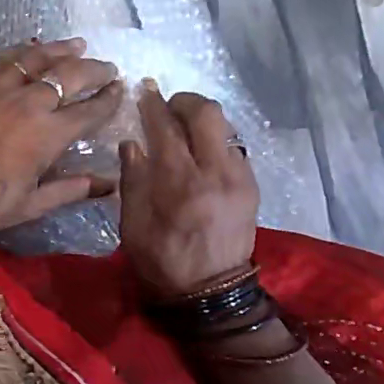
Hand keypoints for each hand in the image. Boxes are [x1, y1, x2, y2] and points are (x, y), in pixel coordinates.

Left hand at [0, 38, 122, 238]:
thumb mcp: (31, 205)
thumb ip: (70, 190)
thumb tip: (107, 184)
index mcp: (48, 135)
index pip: (89, 111)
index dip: (108, 100)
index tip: (120, 92)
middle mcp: (30, 103)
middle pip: (71, 75)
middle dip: (95, 70)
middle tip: (108, 68)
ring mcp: (0, 88)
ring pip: (39, 58)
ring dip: (63, 51)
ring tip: (79, 46)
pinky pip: (6, 58)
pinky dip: (26, 51)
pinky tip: (35, 49)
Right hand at [119, 82, 259, 297]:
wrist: (211, 293)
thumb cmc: (162, 262)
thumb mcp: (133, 227)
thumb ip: (133, 181)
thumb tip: (132, 143)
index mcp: (179, 186)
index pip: (166, 129)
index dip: (154, 105)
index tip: (144, 90)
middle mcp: (215, 173)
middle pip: (206, 113)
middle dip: (185, 101)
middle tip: (167, 105)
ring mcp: (239, 177)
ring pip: (224, 126)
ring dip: (201, 119)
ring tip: (182, 127)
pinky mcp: (251, 185)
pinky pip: (233, 147)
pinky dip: (213, 140)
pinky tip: (200, 152)